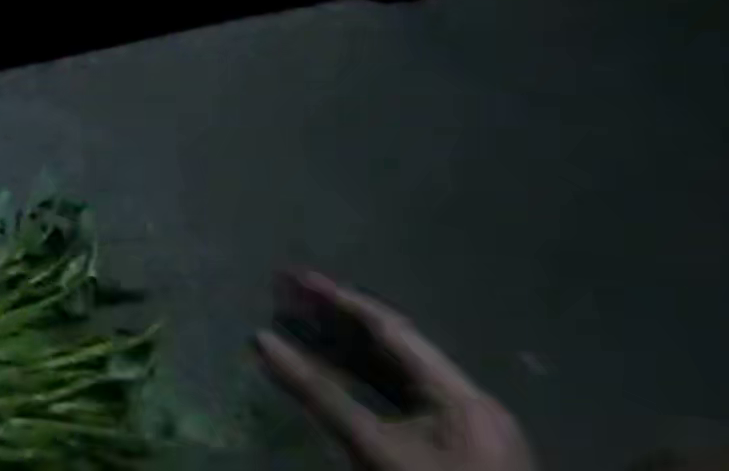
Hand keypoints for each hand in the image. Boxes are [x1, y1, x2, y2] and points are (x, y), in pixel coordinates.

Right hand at [256, 272, 535, 470]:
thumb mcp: (374, 449)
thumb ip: (318, 394)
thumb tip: (262, 341)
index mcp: (459, 394)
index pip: (391, 328)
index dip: (339, 299)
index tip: (294, 277)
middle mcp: (466, 402)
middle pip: (391, 346)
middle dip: (335, 320)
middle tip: (285, 297)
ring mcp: (463, 428)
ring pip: (392, 373)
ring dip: (343, 349)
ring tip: (295, 326)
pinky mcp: (452, 450)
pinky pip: (399, 399)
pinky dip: (360, 381)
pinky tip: (325, 370)